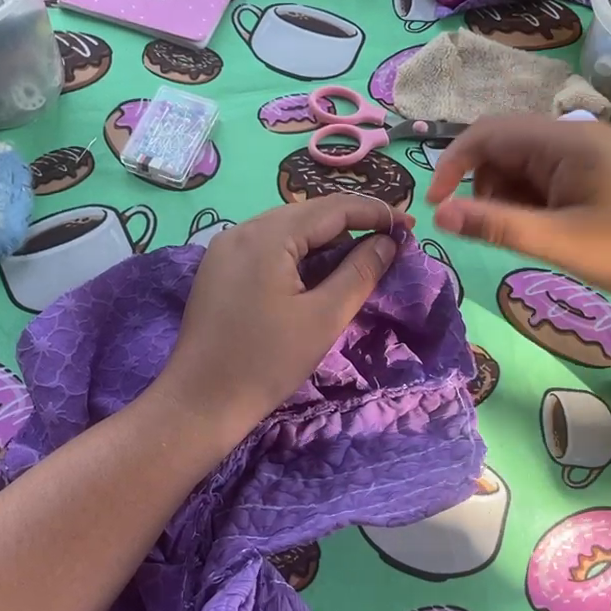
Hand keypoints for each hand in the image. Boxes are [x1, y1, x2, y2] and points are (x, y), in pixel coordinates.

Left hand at [152, 197, 414, 440]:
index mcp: (267, 236)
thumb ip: (359, 273)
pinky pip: (267, 246)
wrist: (200, 402)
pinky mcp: (218, 269)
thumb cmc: (266, 363)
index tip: (409, 225)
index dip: (374, 213)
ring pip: (286, 228)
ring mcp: (225, 248)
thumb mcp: (323, 318)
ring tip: (360, 257)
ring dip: (325, 238)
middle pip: (307, 213)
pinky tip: (318, 272)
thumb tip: (388, 242)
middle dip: (351, 223)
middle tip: (390, 241)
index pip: (332, 208)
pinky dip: (298, 252)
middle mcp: (242, 230)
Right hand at [427, 117, 610, 309]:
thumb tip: (439, 214)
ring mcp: (595, 154)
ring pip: (527, 165)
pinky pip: (551, 178)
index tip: (436, 206)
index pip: (489, 132)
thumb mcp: (560, 242)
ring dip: (509, 197)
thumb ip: (496, 225)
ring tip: (529, 236)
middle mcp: (580, 136)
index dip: (453, 164)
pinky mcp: (604, 174)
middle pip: (507, 146)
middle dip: (484, 185)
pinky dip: (535, 202)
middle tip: (494, 230)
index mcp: (569, 139)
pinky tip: (550, 232)